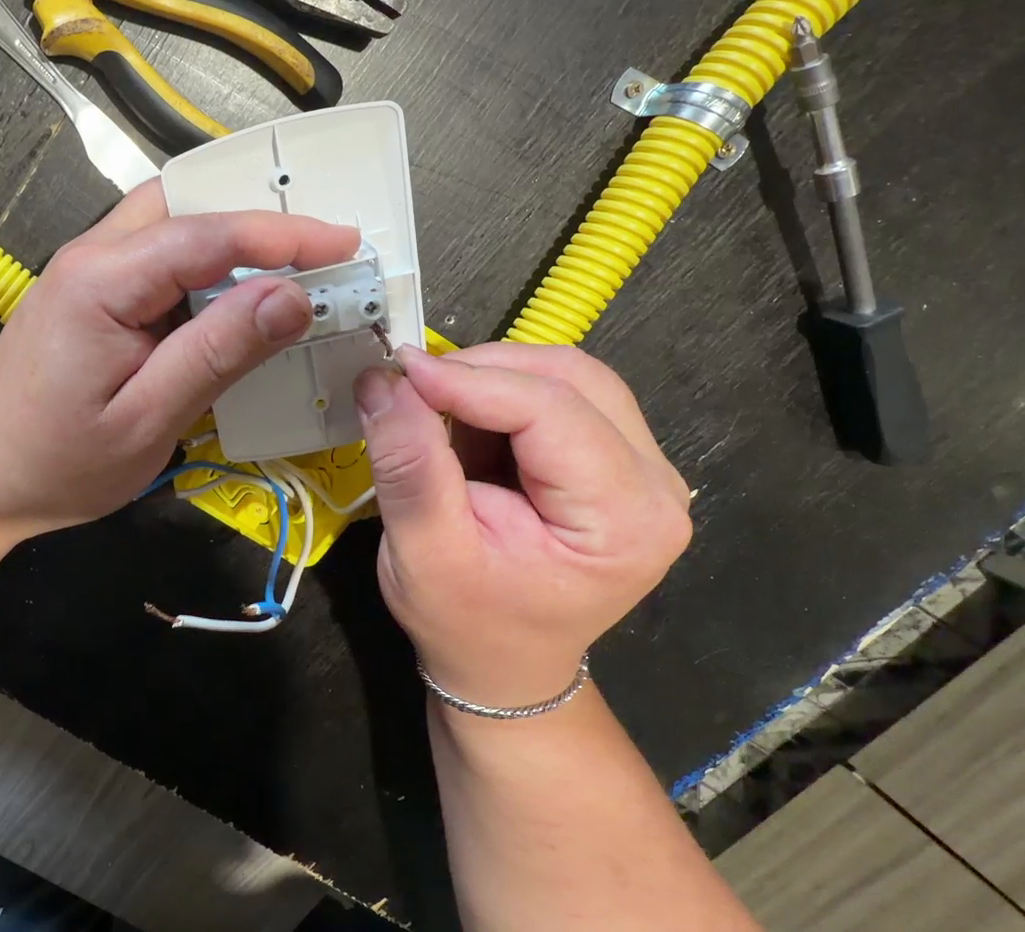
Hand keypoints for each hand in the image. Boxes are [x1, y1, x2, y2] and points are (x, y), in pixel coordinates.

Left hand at [0, 180, 358, 543]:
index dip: (282, 235)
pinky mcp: (84, 298)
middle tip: (319, 249)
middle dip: (253, 219)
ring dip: (227, 243)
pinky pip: (151, 263)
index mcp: (99, 281)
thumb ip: (217, 353)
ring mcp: (81, 275)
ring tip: (289, 272)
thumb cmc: (57, 464)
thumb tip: (291, 297)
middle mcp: (87, 259)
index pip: (206, 234)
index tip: (348, 240)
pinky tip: (230, 303)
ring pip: (166, 228)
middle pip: (181, 206)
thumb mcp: (147, 420)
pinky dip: (199, 272)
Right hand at [354, 343, 692, 709]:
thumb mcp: (424, 553)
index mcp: (624, 518)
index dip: (470, 380)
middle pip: (571, 379)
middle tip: (408, 389)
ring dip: (489, 380)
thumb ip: (410, 467)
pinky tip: (462, 431)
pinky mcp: (612, 462)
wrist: (503, 667)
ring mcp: (641, 469)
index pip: (551, 411)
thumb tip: (382, 381)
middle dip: (481, 370)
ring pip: (567, 377)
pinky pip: (557, 396)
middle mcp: (654, 484)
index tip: (395, 370)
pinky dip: (497, 397)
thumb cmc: (466, 624)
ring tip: (432, 416)